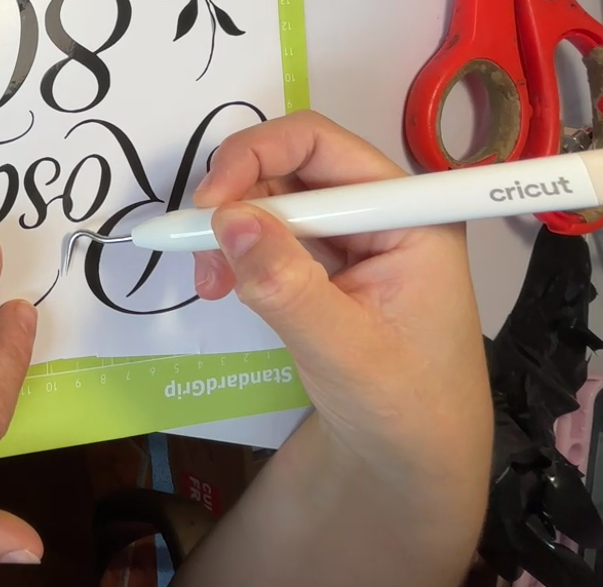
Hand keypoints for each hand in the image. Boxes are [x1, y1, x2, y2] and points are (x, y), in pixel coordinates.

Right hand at [181, 111, 490, 586]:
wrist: (406, 458)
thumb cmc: (401, 408)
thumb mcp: (344, 352)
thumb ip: (288, 285)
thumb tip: (227, 217)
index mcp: (405, 215)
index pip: (318, 144)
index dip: (256, 156)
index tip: (210, 202)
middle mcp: (371, 208)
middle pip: (281, 163)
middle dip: (232, 199)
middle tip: (196, 247)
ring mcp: (342, 230)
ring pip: (260, 194)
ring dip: (223, 229)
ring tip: (210, 283)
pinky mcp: (315, 253)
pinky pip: (257, 227)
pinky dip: (227, 249)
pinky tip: (221, 285)